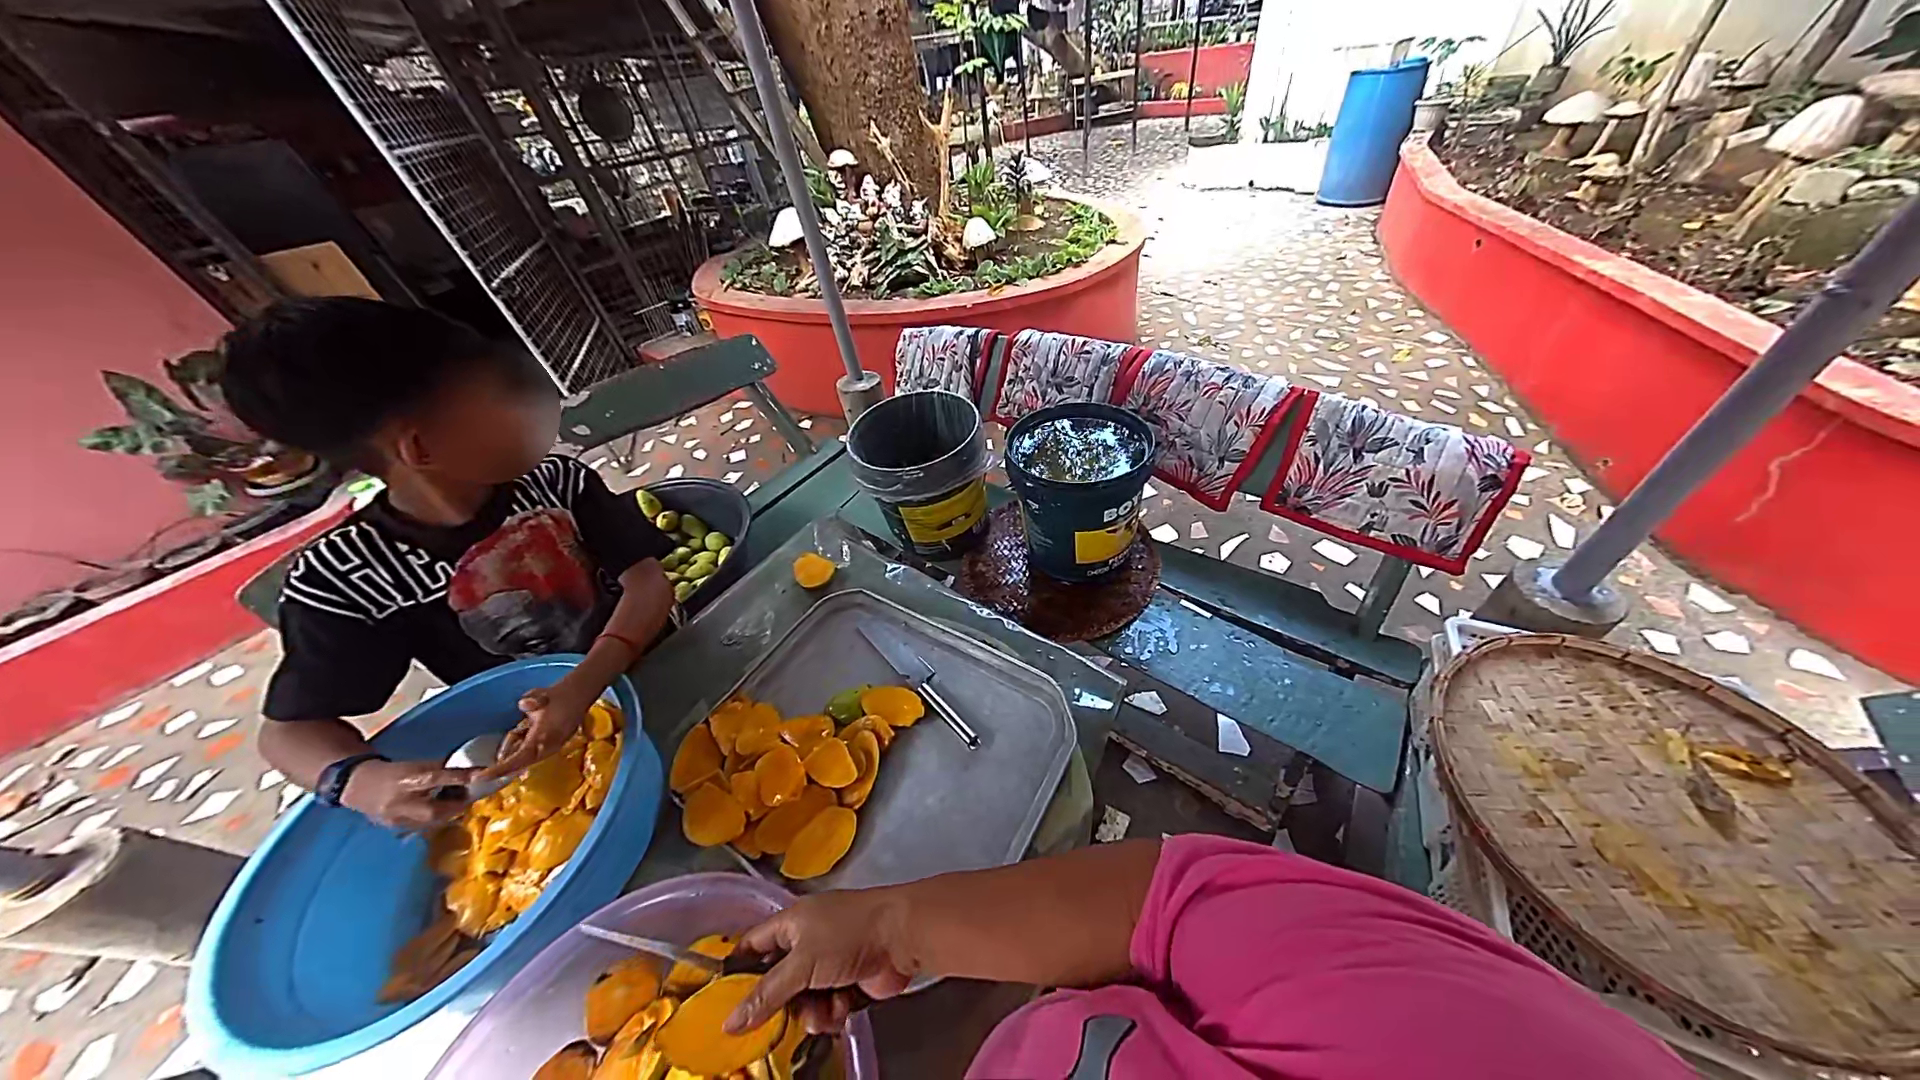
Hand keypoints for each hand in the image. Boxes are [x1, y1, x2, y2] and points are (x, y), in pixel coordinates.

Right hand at [340, 759, 476, 828]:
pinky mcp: (394, 828)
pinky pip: (422, 826)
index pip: (436, 778)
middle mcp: (399, 804)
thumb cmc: (396, 772)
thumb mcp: (419, 765)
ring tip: (458, 803)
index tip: (482, 774)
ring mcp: (395, 820)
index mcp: (406, 781)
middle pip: (435, 810)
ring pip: (431, 822)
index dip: (460, 777)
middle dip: (457, 805)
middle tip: (470, 797)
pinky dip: (437, 819)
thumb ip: (443, 770)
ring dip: (449, 813)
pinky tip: (443, 812)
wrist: (359, 786)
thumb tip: (471, 772)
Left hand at [480, 680, 594, 779]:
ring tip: (508, 741)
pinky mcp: (551, 746)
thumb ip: (531, 701)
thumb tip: (524, 705)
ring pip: (523, 759)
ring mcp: (550, 749)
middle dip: (500, 767)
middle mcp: (547, 748)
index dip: (499, 770)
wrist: (579, 694)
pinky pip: (529, 754)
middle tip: (480, 768)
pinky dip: (519, 750)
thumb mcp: (543, 695)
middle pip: (518, 764)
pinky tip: (517, 736)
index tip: (480, 778)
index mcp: (543, 739)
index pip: (517, 760)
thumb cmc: (559, 696)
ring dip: (511, 754)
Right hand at [725, 889, 916, 1035]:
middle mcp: (808, 939)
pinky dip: (832, 1011)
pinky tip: (842, 1009)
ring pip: (803, 999)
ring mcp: (829, 960)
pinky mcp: (848, 980)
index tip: (724, 1004)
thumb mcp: (802, 963)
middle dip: (783, 1004)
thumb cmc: (847, 936)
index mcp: (792, 922)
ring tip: (824, 1011)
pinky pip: (827, 1004)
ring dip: (812, 1012)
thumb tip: (728, 1022)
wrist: (900, 936)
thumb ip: (767, 994)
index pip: (753, 945)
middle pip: (778, 981)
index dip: (738, 972)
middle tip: (782, 1021)